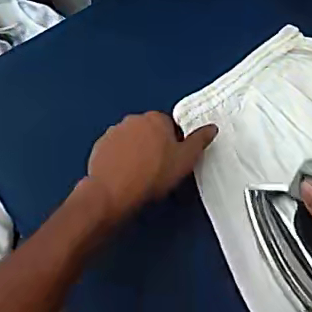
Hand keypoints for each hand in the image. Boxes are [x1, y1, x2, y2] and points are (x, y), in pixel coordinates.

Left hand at [83, 112, 216, 224]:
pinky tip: (123, 176)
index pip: (170, 126)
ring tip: (139, 175)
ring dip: (135, 151)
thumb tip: (212, 128)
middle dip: (153, 145)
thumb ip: (199, 141)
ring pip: (131, 140)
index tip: (172, 161)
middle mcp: (134, 119)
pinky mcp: (99, 146)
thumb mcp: (185, 160)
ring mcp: (114, 131)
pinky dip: (119, 159)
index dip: (173, 144)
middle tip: (158, 169)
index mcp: (156, 118)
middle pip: (149, 131)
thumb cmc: (152, 175)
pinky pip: (114, 150)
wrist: (113, 192)